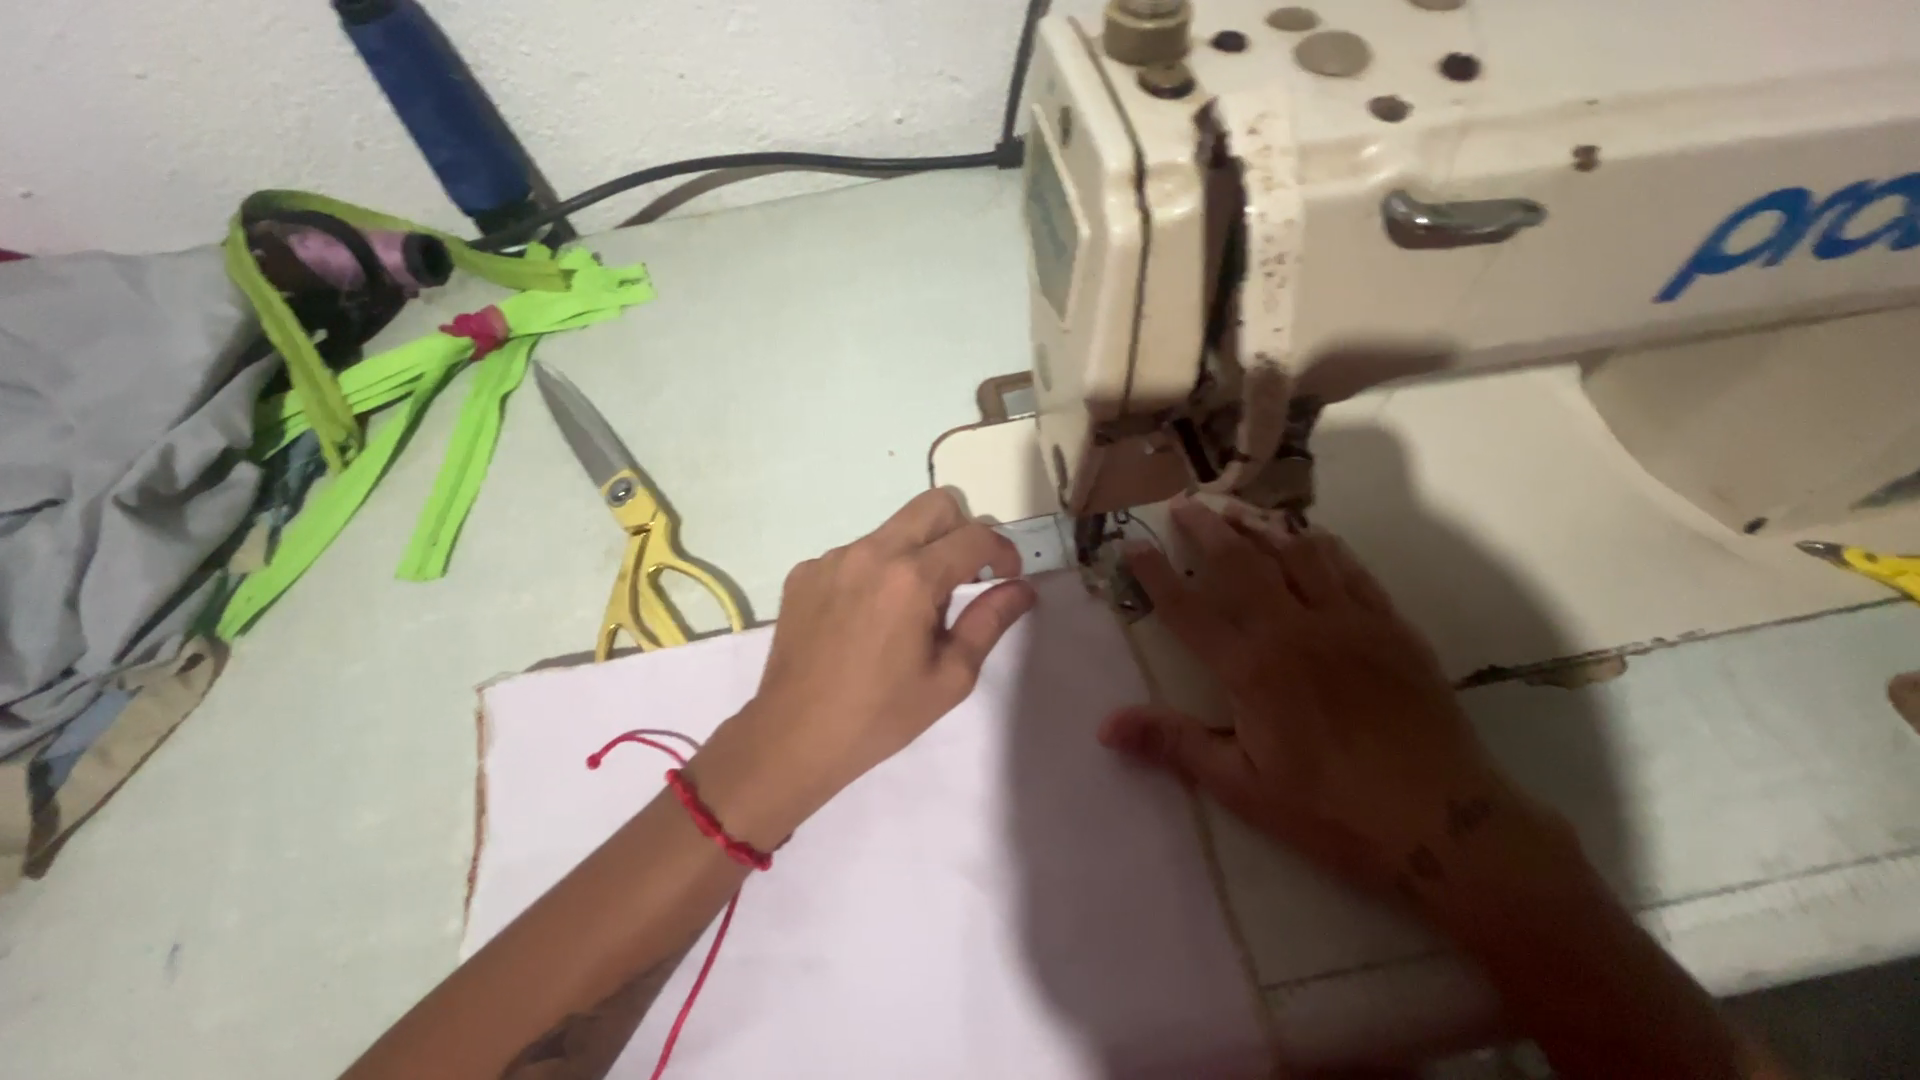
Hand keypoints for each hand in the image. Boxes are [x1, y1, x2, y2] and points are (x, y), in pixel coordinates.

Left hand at [694, 490, 1035, 841]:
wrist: (793, 736)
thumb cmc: (881, 715)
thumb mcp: (950, 677)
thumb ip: (990, 622)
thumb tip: (1022, 588)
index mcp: (911, 578)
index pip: (975, 535)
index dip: (1003, 552)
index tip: (1006, 578)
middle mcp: (871, 552)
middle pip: (934, 505)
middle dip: (962, 531)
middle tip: (965, 576)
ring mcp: (832, 559)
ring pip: (892, 530)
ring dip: (915, 554)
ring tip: (908, 611)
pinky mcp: (804, 572)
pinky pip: (854, 555)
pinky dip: (874, 573)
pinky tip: (865, 620)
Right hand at [1098, 497, 1581, 917]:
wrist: (1443, 822)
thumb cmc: (1331, 810)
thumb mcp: (1242, 787)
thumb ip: (1175, 744)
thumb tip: (1107, 725)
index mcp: (1251, 669)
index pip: (1189, 609)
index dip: (1156, 574)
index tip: (1133, 545)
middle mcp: (1294, 630)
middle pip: (1241, 563)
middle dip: (1207, 529)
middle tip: (1184, 504)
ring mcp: (1348, 622)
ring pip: (1297, 553)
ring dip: (1262, 527)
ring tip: (1238, 510)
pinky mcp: (1392, 627)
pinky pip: (1351, 570)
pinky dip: (1323, 546)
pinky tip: (1311, 537)